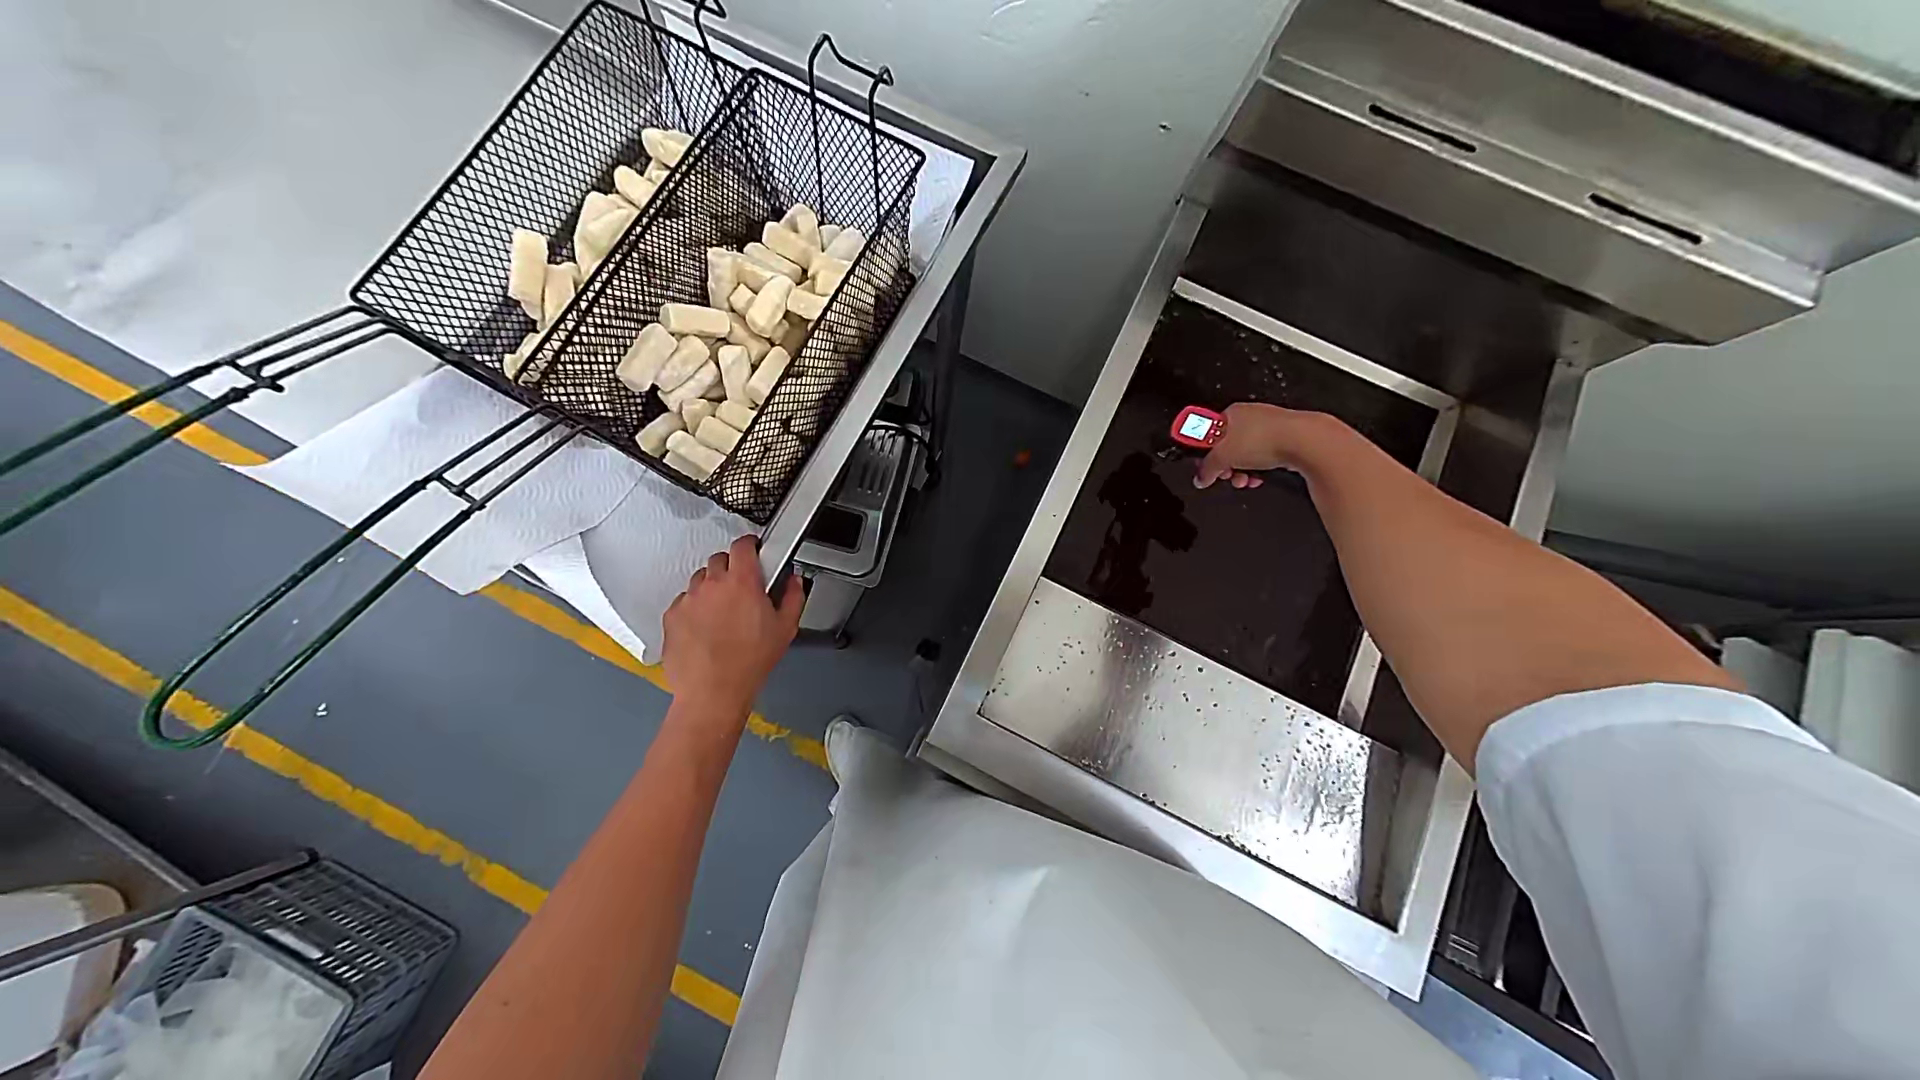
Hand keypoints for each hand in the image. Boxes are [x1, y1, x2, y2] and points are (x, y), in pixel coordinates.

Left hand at [662, 536, 805, 713]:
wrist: (713, 691)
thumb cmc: (748, 663)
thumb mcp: (786, 628)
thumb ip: (793, 596)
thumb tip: (794, 582)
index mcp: (742, 582)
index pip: (743, 545)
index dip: (750, 545)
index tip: (754, 550)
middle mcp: (712, 585)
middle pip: (720, 559)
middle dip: (732, 569)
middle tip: (742, 589)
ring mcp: (689, 599)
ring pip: (700, 579)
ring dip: (712, 588)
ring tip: (723, 613)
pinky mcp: (672, 615)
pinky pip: (684, 601)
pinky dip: (695, 608)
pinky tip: (707, 628)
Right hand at [1194, 404, 1337, 489]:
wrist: (1305, 442)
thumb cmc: (1266, 438)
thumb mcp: (1222, 457)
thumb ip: (1207, 469)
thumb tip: (1201, 477)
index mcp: (1230, 413)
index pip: (1207, 433)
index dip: (1203, 453)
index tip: (1202, 467)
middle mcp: (1249, 417)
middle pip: (1226, 446)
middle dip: (1225, 466)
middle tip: (1225, 475)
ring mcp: (1267, 428)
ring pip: (1245, 454)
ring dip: (1241, 470)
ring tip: (1244, 479)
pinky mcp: (1283, 440)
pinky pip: (1262, 458)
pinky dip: (1258, 469)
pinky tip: (1259, 477)